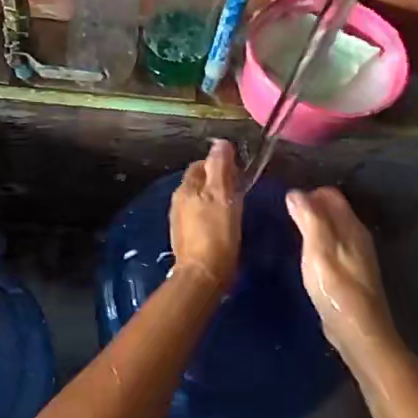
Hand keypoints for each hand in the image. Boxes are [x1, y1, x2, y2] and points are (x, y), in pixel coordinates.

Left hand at [169, 139, 241, 289]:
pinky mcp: (185, 237)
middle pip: (199, 181)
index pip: (201, 164)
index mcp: (186, 187)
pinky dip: (211, 215)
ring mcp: (179, 220)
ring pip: (199, 199)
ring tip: (234, 207)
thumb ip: (220, 168)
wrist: (203, 274)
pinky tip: (222, 225)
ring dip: (214, 199)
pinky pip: (199, 217)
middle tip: (239, 190)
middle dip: (217, 181)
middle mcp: (178, 200)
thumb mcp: (223, 196)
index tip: (238, 173)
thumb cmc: (216, 233)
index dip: (220, 164)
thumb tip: (220, 142)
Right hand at [285, 187, 395, 358]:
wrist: (357, 330)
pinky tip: (303, 256)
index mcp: (351, 227)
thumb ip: (309, 219)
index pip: (331, 195)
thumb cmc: (335, 287)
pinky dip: (317, 244)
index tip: (284, 203)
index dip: (308, 194)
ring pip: (332, 229)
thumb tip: (295, 193)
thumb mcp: (318, 249)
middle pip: (332, 210)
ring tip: (288, 233)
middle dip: (309, 207)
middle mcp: (356, 237)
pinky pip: (332, 247)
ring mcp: (355, 256)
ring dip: (312, 226)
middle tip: (282, 216)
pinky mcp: (350, 274)